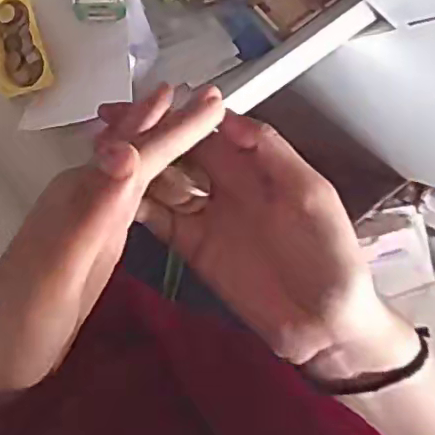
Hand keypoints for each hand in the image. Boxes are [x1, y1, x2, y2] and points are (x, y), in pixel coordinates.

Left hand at [0, 84, 226, 394]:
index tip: (214, 99)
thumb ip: (94, 207)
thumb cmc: (26, 314)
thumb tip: (123, 149)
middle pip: (133, 147)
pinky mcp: (92, 240)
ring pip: (131, 166)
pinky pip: (129, 194)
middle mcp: (84, 193)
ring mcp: (87, 215)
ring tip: (178, 113)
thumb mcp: (64, 261)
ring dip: (157, 138)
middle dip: (168, 120)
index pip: (139, 152)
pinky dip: (148, 174)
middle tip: (202, 92)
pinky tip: (151, 173)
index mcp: (82, 192)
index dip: (179, 127)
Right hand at [113, 109, 418, 381]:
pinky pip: (158, 219)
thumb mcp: (312, 195)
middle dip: (144, 136)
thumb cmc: (331, 257)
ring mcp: (204, 214)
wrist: (328, 329)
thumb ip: (271, 152)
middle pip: (174, 150)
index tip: (142, 105)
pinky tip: (114, 197)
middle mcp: (222, 183)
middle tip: (107, 127)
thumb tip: (227, 117)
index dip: (172, 116)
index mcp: (250, 164)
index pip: (201, 129)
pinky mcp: (191, 246)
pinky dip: (135, 206)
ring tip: (103, 157)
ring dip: (134, 167)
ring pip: (160, 180)